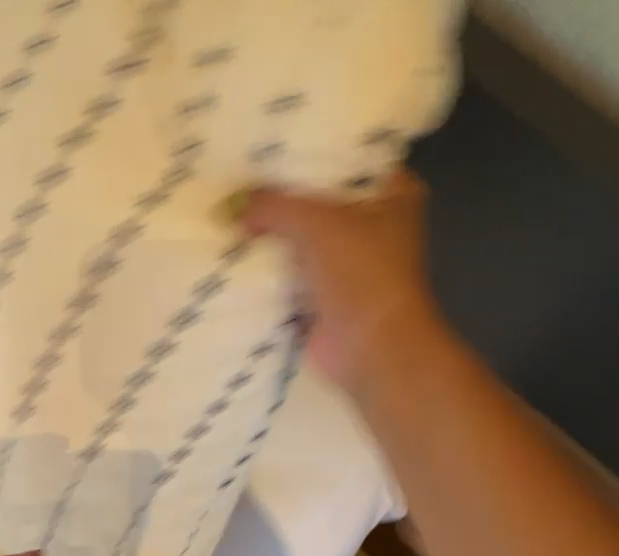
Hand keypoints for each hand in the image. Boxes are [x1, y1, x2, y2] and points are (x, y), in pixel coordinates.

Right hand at [242, 170, 446, 398]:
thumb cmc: (360, 274)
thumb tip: (231, 205)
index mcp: (392, 195)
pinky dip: (265, 273)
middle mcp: (374, 227)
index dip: (308, 151)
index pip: (347, 158)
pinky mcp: (324, 299)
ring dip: (268, 238)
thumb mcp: (316, 221)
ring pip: (300, 241)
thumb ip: (272, 205)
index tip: (266, 143)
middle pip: (317, 202)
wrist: (370, 349)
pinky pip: (287, 277)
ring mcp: (348, 266)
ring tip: (226, 215)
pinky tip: (230, 258)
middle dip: (280, 198)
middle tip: (235, 179)